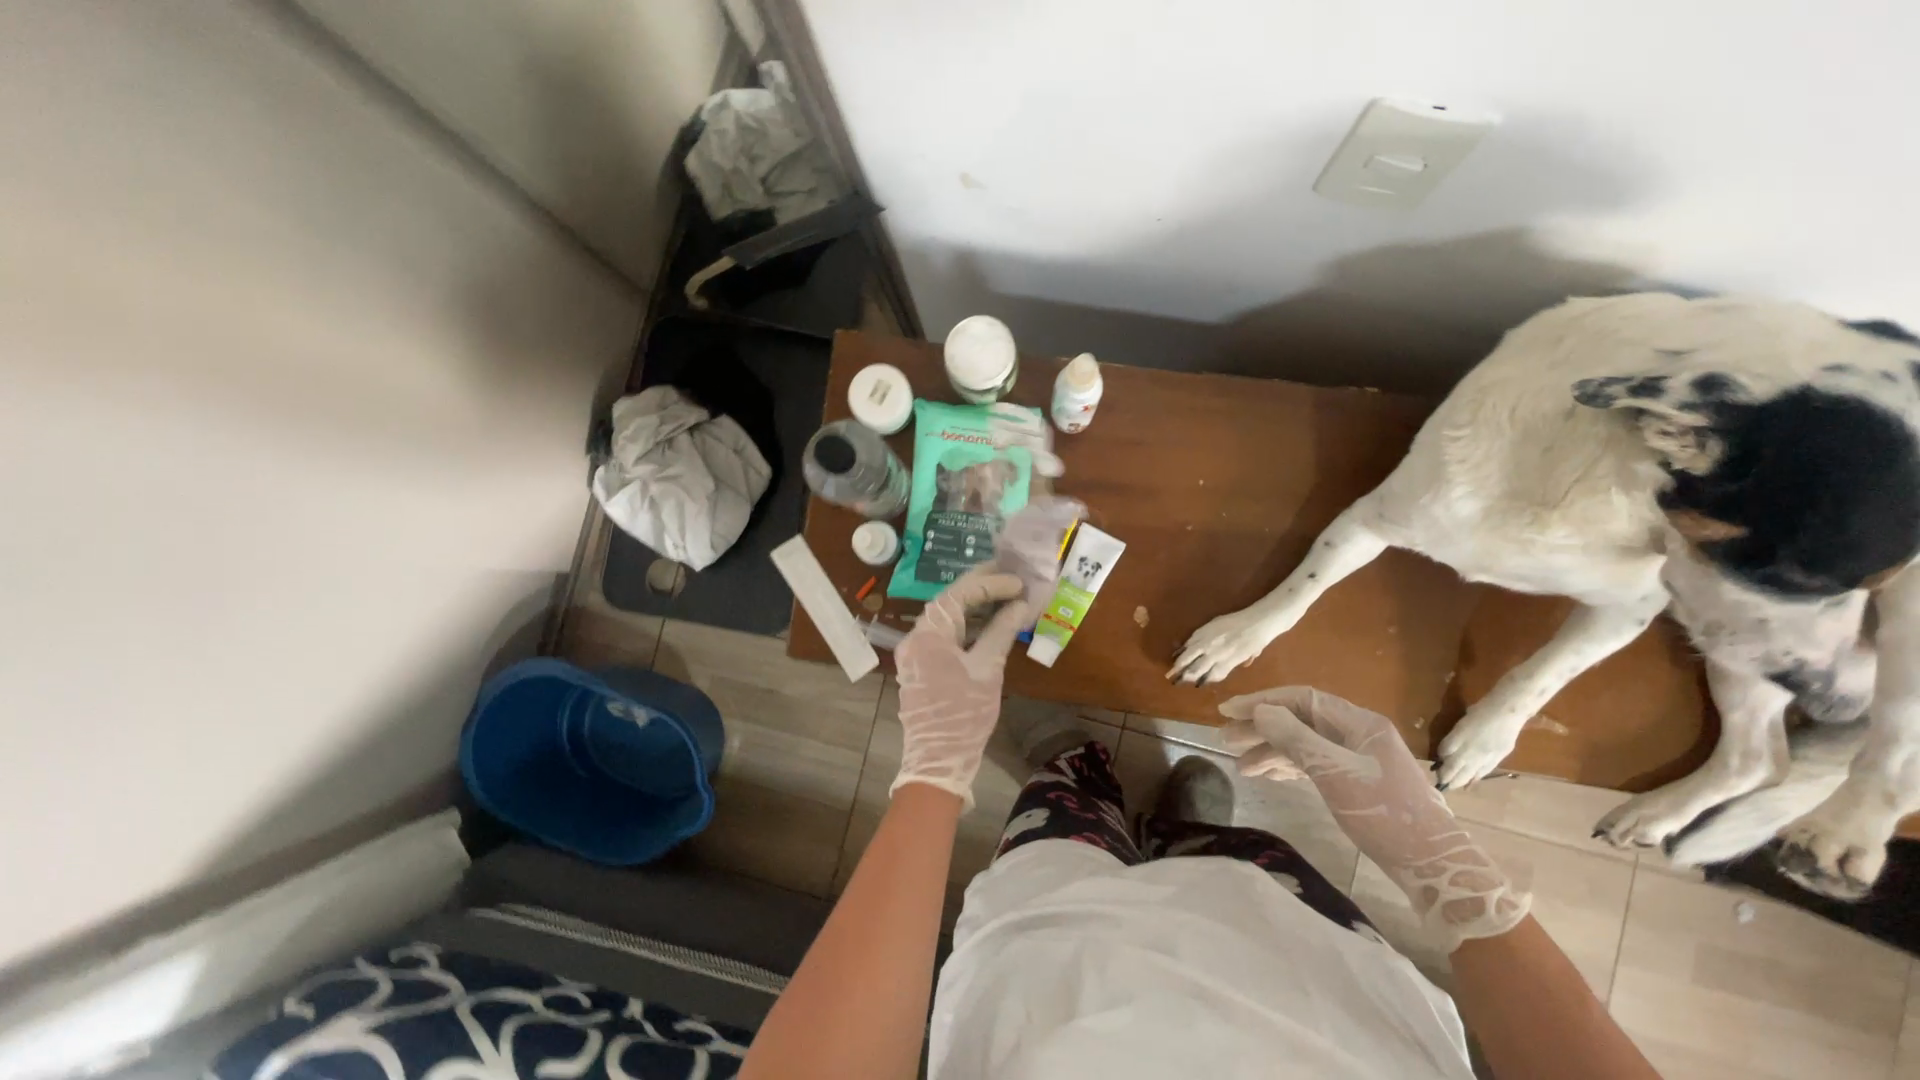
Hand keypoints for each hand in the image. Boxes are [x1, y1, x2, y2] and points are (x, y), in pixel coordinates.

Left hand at [892, 566, 1036, 806]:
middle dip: (983, 586)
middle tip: (1014, 574)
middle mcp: (917, 637)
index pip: (960, 593)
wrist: (938, 761)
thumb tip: (1021, 603)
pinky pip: (948, 636)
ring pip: (950, 618)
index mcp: (927, 633)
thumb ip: (1002, 631)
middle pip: (951, 601)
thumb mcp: (988, 669)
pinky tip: (993, 622)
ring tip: (1009, 594)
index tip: (1020, 582)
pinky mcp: (925, 666)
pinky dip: (971, 627)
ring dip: (978, 606)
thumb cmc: (963, 714)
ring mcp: (918, 652)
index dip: (992, 583)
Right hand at [1219, 686, 1528, 946]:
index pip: (1302, 699)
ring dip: (1272, 750)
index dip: (1262, 701)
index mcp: (1359, 723)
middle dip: (1263, 727)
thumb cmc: (1383, 814)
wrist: (1431, 863)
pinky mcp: (1358, 783)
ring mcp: (1359, 759)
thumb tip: (1261, 712)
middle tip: (1225, 739)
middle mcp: (1358, 734)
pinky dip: (1289, 767)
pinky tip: (1269, 776)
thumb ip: (1295, 739)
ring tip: (1240, 766)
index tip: (1226, 711)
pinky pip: (1315, 764)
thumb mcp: (1334, 774)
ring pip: (1306, 744)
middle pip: (1302, 720)